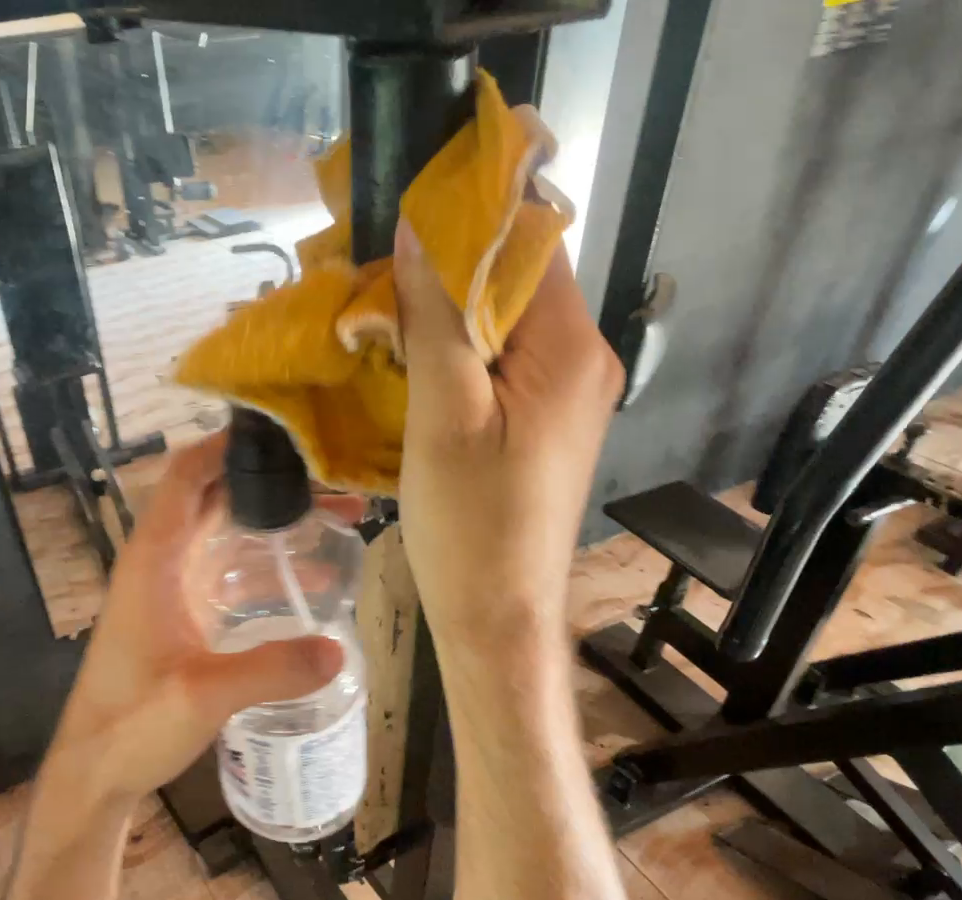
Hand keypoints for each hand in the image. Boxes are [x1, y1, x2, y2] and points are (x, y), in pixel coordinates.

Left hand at [43, 433, 354, 808]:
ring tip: (339, 522)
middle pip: (216, 499)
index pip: (187, 476)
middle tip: (335, 484)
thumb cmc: (132, 725)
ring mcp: (173, 589)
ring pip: (227, 536)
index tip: (285, 436)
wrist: (95, 769)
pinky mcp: (184, 617)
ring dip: (276, 525)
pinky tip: (315, 581)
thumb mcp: (203, 697)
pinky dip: (269, 567)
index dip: (228, 446)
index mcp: (154, 561)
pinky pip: (230, 574)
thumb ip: (270, 671)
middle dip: (271, 485)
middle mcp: (162, 563)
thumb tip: (338, 649)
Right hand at [393, 222, 623, 646]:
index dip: (469, 222)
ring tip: (383, 322)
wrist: (497, 617)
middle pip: (517, 284)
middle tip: (376, 280)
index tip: (401, 219)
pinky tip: (413, 370)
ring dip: (446, 319)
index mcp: (571, 348)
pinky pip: (503, 367)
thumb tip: (417, 229)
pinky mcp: (545, 426)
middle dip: (447, 275)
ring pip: (505, 327)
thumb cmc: (469, 521)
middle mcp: (585, 361)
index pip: (529, 245)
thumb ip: (434, 318)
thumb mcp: (443, 414)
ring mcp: (568, 397)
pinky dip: (459, 358)